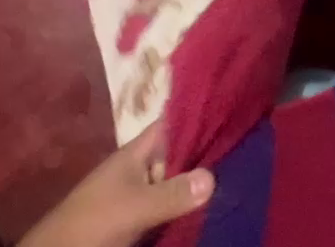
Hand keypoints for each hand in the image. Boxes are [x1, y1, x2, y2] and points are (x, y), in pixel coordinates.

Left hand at [19, 120, 214, 246]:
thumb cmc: (95, 221)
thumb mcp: (136, 206)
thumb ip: (172, 193)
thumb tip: (213, 176)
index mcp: (136, 153)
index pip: (171, 124)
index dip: (196, 117)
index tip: (228, 114)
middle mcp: (138, 168)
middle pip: (176, 156)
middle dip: (202, 156)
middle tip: (240, 155)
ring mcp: (136, 194)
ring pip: (172, 184)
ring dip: (194, 187)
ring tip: (232, 182)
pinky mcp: (135, 220)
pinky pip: (166, 208)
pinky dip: (182, 209)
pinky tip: (205, 212)